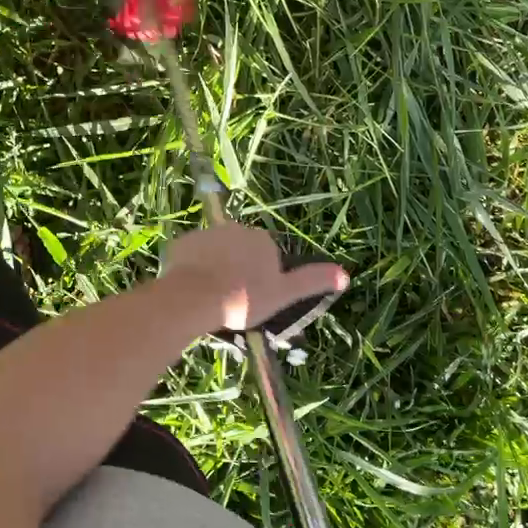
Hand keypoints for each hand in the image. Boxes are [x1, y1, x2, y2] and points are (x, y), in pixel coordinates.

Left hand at [158, 223, 348, 332]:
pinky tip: (193, 289)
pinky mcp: (182, 243)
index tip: (256, 296)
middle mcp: (234, 228)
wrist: (194, 296)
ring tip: (212, 297)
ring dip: (216, 268)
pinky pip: (192, 256)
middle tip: (234, 299)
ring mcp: (206, 234)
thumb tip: (345, 274)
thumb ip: (312, 281)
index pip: (267, 254)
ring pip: (215, 252)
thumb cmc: (243, 298)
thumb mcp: (284, 294)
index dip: (264, 276)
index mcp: (261, 239)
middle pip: (240, 250)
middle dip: (239, 268)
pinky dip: (193, 269)